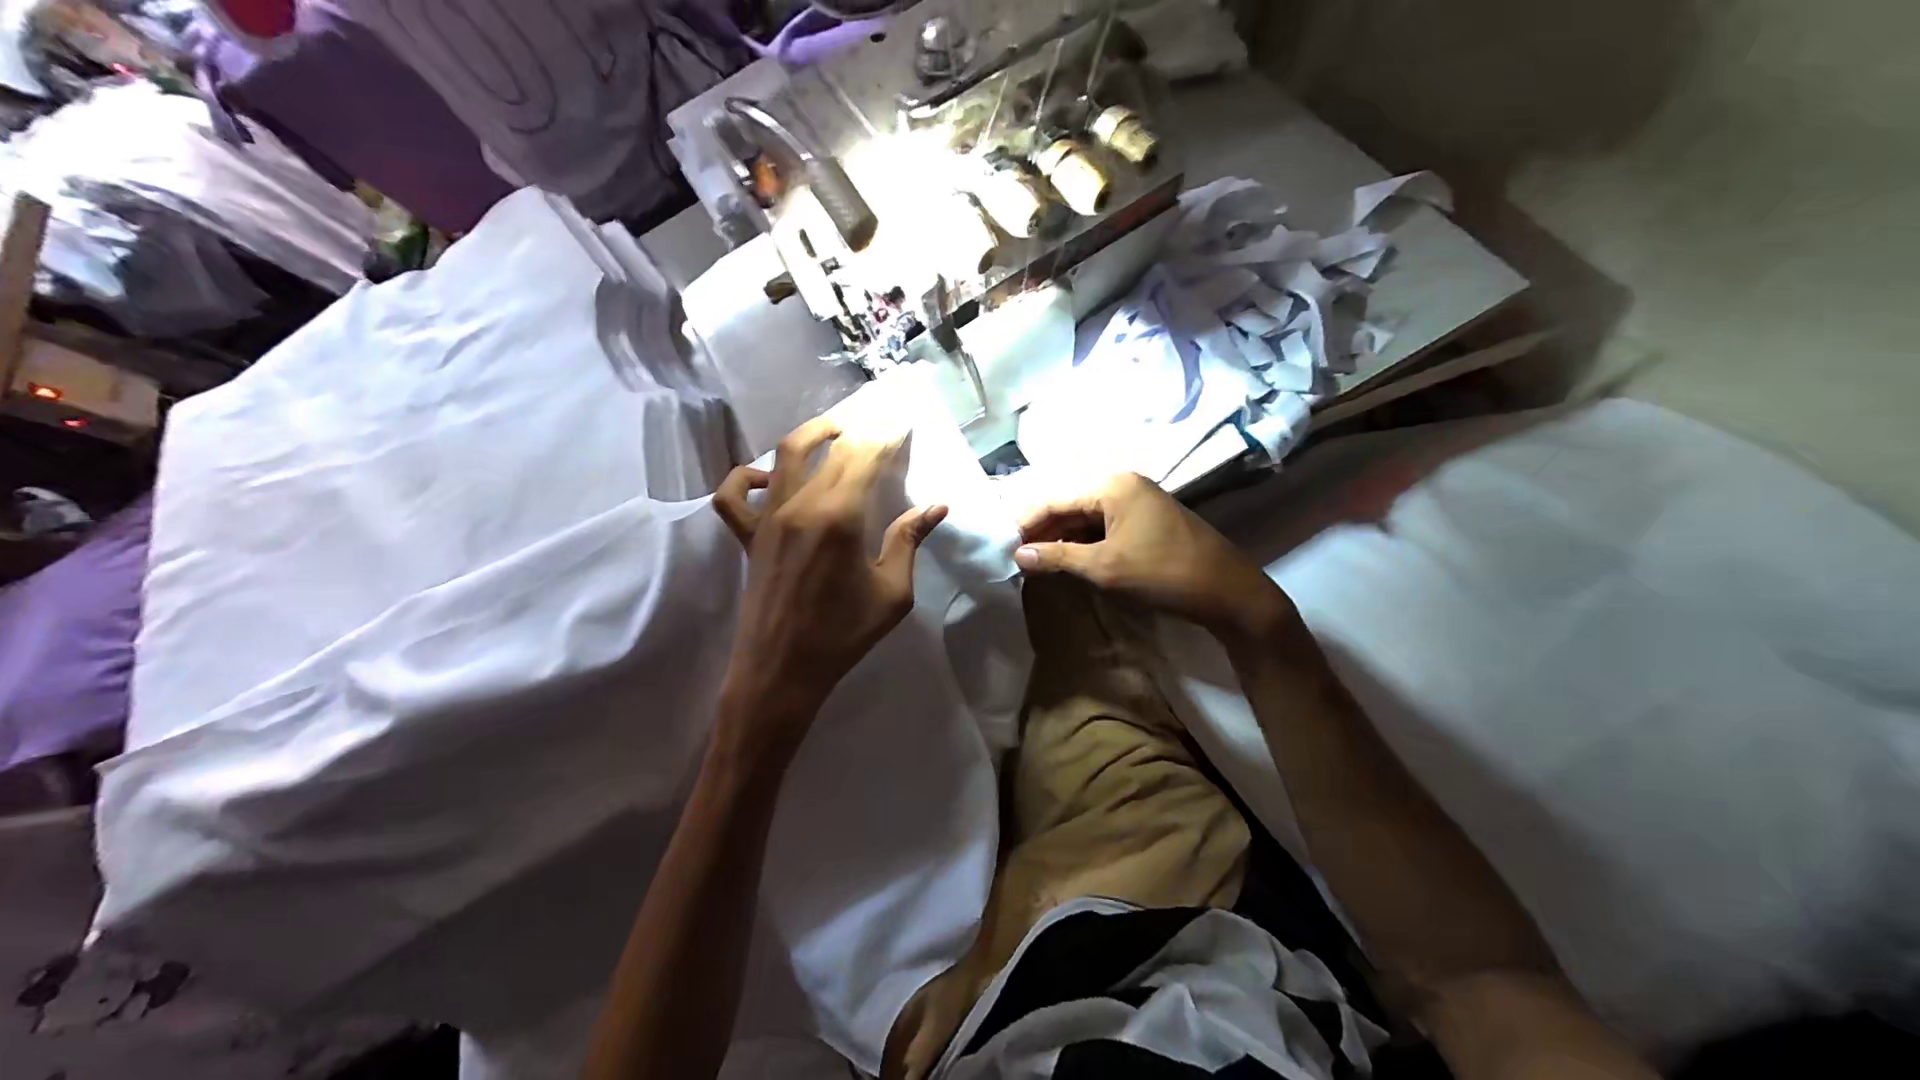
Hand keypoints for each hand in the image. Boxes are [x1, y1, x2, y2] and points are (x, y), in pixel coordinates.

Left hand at [710, 417, 947, 760]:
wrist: (782, 671)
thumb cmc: (843, 635)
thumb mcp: (892, 593)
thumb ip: (908, 542)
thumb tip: (935, 507)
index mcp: (840, 518)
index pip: (865, 458)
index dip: (885, 437)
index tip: (902, 426)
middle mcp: (800, 506)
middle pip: (830, 450)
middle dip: (858, 432)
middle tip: (878, 428)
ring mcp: (768, 519)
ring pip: (784, 456)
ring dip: (812, 436)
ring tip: (835, 431)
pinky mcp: (748, 536)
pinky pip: (733, 495)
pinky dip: (747, 476)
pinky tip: (769, 477)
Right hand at [1014, 473, 1296, 643]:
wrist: (1229, 592)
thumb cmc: (1163, 573)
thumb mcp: (1104, 567)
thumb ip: (1057, 557)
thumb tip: (1018, 555)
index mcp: (1111, 485)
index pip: (1054, 499)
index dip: (1026, 524)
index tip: (1004, 549)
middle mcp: (1123, 484)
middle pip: (1069, 504)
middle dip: (1043, 532)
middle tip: (1019, 560)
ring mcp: (1138, 501)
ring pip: (1086, 517)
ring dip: (1062, 539)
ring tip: (1039, 564)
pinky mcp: (1148, 520)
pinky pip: (1104, 526)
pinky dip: (1085, 543)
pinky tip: (1070, 562)